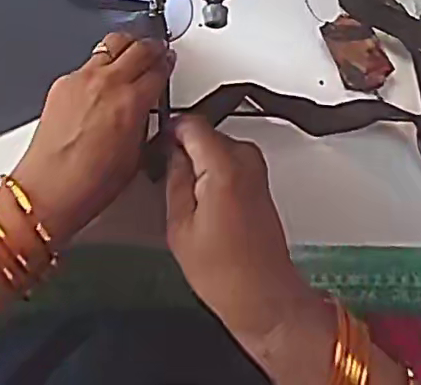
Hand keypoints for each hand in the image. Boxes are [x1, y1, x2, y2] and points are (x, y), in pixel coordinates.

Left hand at [9, 32, 170, 241]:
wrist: (48, 190)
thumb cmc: (88, 184)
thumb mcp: (136, 156)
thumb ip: (144, 122)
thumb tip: (147, 108)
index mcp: (132, 102)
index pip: (158, 68)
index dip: (167, 63)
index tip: (168, 62)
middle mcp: (108, 83)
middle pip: (139, 47)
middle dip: (152, 47)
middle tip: (156, 49)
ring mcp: (83, 78)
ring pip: (112, 43)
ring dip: (127, 44)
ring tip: (132, 49)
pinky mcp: (63, 82)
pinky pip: (88, 62)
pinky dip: (100, 63)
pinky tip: (102, 74)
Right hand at [163, 116, 334, 382]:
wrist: (264, 297)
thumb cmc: (225, 272)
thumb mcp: (179, 225)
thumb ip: (172, 178)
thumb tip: (168, 152)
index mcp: (223, 165)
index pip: (191, 122)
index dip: (168, 130)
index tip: (156, 143)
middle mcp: (244, 158)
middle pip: (204, 133)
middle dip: (183, 148)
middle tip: (166, 174)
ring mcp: (256, 166)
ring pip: (215, 145)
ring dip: (199, 160)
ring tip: (187, 196)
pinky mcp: (260, 177)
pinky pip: (228, 158)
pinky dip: (214, 170)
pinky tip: (205, 202)